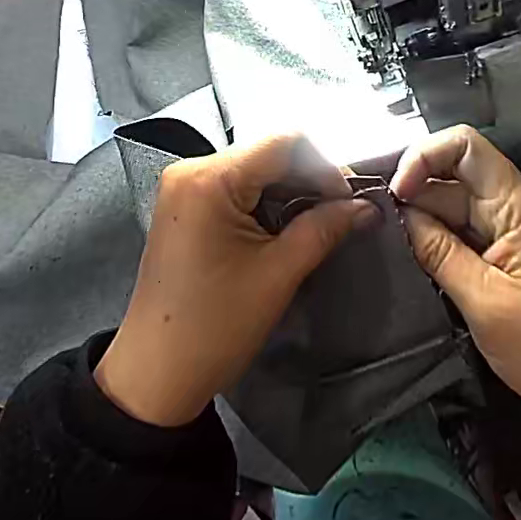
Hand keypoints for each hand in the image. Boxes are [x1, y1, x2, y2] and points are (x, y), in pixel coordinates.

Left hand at [95, 133, 379, 425]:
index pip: (285, 143)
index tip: (350, 200)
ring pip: (259, 170)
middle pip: (271, 153)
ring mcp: (186, 188)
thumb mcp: (278, 273)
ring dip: (294, 192)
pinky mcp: (189, 207)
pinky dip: (271, 202)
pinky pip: (240, 188)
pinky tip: (289, 227)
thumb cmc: (214, 325)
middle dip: (313, 179)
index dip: (326, 166)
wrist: (155, 376)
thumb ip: (325, 228)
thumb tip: (366, 206)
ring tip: (321, 223)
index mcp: (209, 179)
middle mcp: (192, 170)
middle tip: (344, 212)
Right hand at [391, 126, 520, 431]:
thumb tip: (403, 217)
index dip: (424, 157)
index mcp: (518, 207)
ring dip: (425, 218)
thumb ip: (439, 253)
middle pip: (454, 174)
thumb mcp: (485, 303)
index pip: (465, 146)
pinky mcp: (511, 249)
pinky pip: (467, 228)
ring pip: (456, 202)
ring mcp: (513, 227)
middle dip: (416, 193)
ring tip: (397, 247)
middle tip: (385, 228)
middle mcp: (516, 206)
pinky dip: (441, 238)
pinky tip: (419, 258)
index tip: (397, 193)